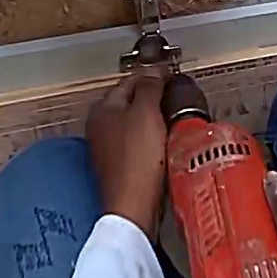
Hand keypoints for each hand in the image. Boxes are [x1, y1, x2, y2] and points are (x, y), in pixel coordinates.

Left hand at [85, 72, 168, 237]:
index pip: (130, 81)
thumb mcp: (146, 113)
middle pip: (132, 101)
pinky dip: (152, 139)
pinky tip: (166, 142)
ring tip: (175, 118)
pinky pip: (138, 143)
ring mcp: (108, 147)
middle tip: (176, 98)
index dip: (153, 76)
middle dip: (154, 98)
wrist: (133, 207)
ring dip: (154, 119)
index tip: (172, 77)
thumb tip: (154, 70)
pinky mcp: (119, 165)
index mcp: (102, 109)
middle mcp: (100, 126)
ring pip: (135, 122)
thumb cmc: (137, 158)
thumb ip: (150, 87)